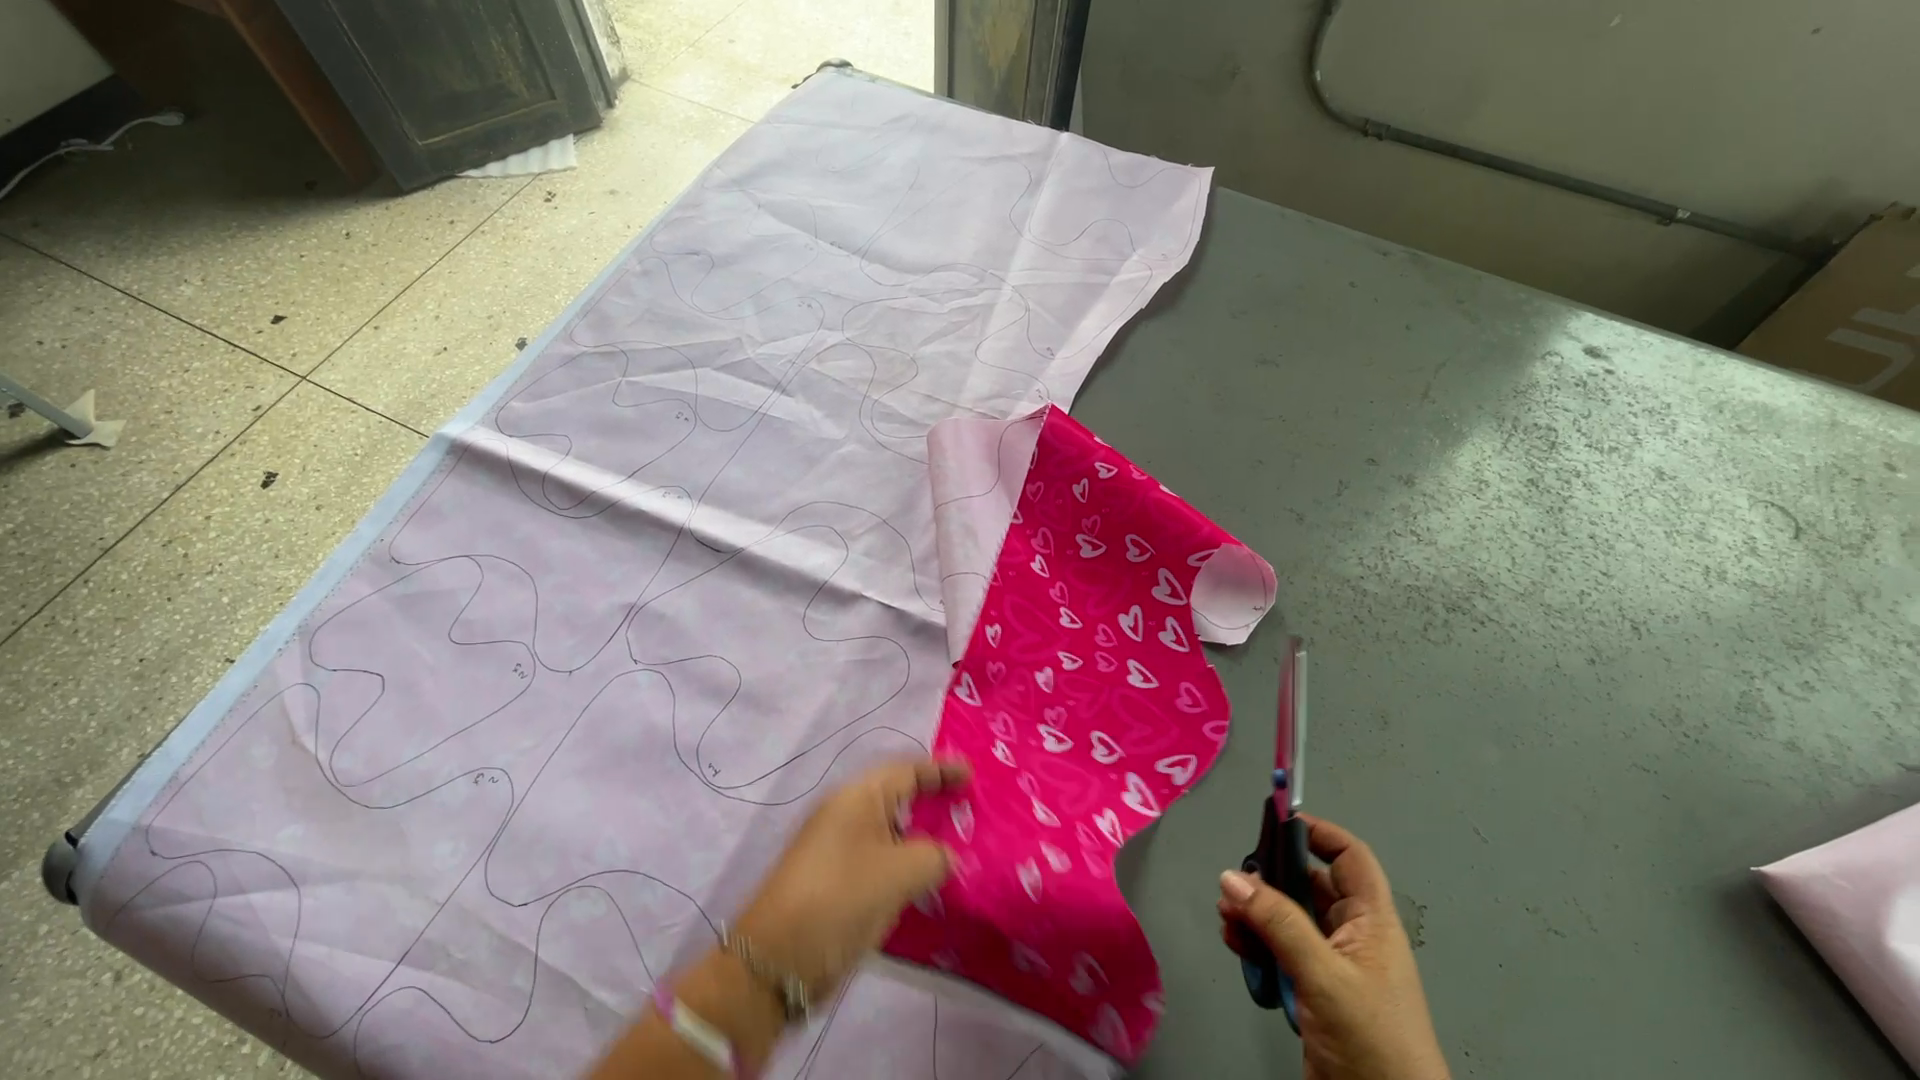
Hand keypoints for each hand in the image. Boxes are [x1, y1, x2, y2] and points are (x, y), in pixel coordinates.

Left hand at [733, 758, 971, 1000]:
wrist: (778, 959)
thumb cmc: (842, 898)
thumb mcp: (901, 872)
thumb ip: (935, 856)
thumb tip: (944, 857)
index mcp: (857, 797)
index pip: (907, 770)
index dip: (941, 771)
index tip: (973, 777)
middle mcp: (845, 814)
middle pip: (898, 798)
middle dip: (934, 803)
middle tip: (971, 814)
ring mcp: (838, 849)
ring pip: (890, 833)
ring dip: (922, 839)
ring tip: (960, 850)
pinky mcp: (836, 882)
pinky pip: (881, 861)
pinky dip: (906, 865)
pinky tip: (930, 885)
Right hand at [1217, 815, 1448, 1079]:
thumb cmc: (1372, 1037)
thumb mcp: (1324, 975)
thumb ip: (1279, 923)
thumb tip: (1232, 877)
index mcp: (1371, 921)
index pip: (1348, 858)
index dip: (1317, 833)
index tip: (1275, 820)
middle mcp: (1352, 935)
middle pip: (1308, 886)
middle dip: (1270, 879)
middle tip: (1235, 882)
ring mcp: (1331, 964)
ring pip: (1287, 919)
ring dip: (1256, 913)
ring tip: (1226, 917)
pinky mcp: (1311, 991)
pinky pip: (1278, 951)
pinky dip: (1255, 943)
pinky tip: (1235, 944)